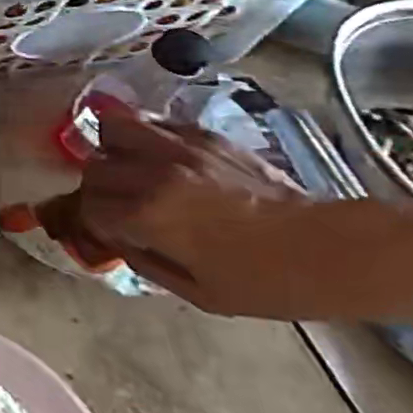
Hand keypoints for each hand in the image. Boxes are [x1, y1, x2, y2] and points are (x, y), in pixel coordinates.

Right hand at [61, 99, 320, 317]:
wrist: (322, 246)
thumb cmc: (261, 282)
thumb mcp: (195, 291)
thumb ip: (143, 260)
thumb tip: (117, 239)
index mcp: (149, 215)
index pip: (91, 205)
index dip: (93, 222)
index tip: (107, 232)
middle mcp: (154, 171)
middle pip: (95, 167)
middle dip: (98, 190)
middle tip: (117, 206)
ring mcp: (178, 146)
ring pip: (114, 127)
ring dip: (113, 149)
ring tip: (130, 168)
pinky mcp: (202, 133)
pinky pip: (153, 121)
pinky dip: (144, 137)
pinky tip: (160, 158)